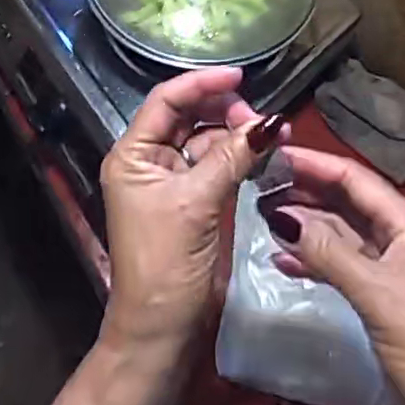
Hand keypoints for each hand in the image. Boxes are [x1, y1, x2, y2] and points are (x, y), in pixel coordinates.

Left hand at [101, 66, 283, 352]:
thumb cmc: (165, 262)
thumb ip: (230, 159)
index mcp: (133, 152)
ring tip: (271, 132)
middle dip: (223, 110)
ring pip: (205, 140)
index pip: (165, 101)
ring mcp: (171, 178)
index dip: (200, 84)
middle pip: (187, 117)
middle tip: (260, 116)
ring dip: (235, 133)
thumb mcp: (197, 204)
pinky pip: (216, 165)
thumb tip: (268, 122)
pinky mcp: (192, 198)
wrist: (163, 329)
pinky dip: (238, 157)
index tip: (238, 74)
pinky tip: (262, 152)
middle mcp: (149, 158)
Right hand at [261, 146, 404, 404]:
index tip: (269, 155)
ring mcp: (391, 266)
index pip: (352, 177)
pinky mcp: (382, 294)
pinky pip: (340, 262)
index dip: (310, 162)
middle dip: (302, 191)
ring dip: (303, 225)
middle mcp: (400, 235)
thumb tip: (279, 215)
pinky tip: (283, 260)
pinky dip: (312, 259)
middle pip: (344, 199)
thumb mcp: (378, 295)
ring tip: (262, 218)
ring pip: (339, 231)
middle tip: (257, 184)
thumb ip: (327, 251)